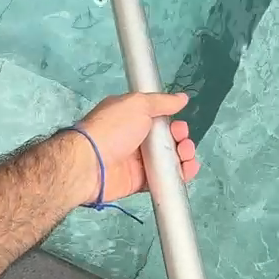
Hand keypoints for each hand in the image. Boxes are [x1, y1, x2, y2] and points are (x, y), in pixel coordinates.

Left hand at [69, 92, 198, 203]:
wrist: (91, 164)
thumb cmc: (112, 129)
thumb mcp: (137, 104)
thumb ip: (161, 102)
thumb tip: (181, 98)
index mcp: (130, 118)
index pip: (157, 118)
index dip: (172, 121)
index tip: (179, 124)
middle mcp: (134, 138)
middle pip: (166, 139)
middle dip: (180, 139)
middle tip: (182, 140)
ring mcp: (137, 161)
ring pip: (168, 159)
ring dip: (183, 156)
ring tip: (186, 155)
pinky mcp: (139, 181)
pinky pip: (164, 178)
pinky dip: (179, 175)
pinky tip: (187, 169)